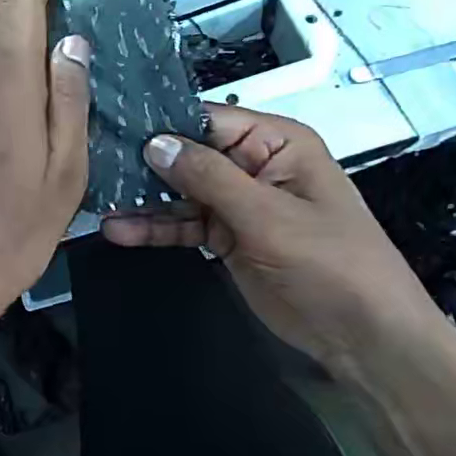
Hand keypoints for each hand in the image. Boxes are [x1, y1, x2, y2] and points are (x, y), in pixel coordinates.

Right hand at [101, 104, 442, 383]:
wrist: (361, 334)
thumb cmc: (329, 262)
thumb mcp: (268, 215)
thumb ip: (210, 178)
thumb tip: (156, 142)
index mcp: (277, 142)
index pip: (210, 121)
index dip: (164, 125)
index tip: (114, 128)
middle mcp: (256, 165)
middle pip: (192, 155)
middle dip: (148, 164)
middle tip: (94, 164)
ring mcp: (242, 204)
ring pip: (184, 193)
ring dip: (146, 200)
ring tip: (98, 202)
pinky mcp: (230, 239)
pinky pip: (188, 225)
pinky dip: (158, 228)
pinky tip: (121, 231)